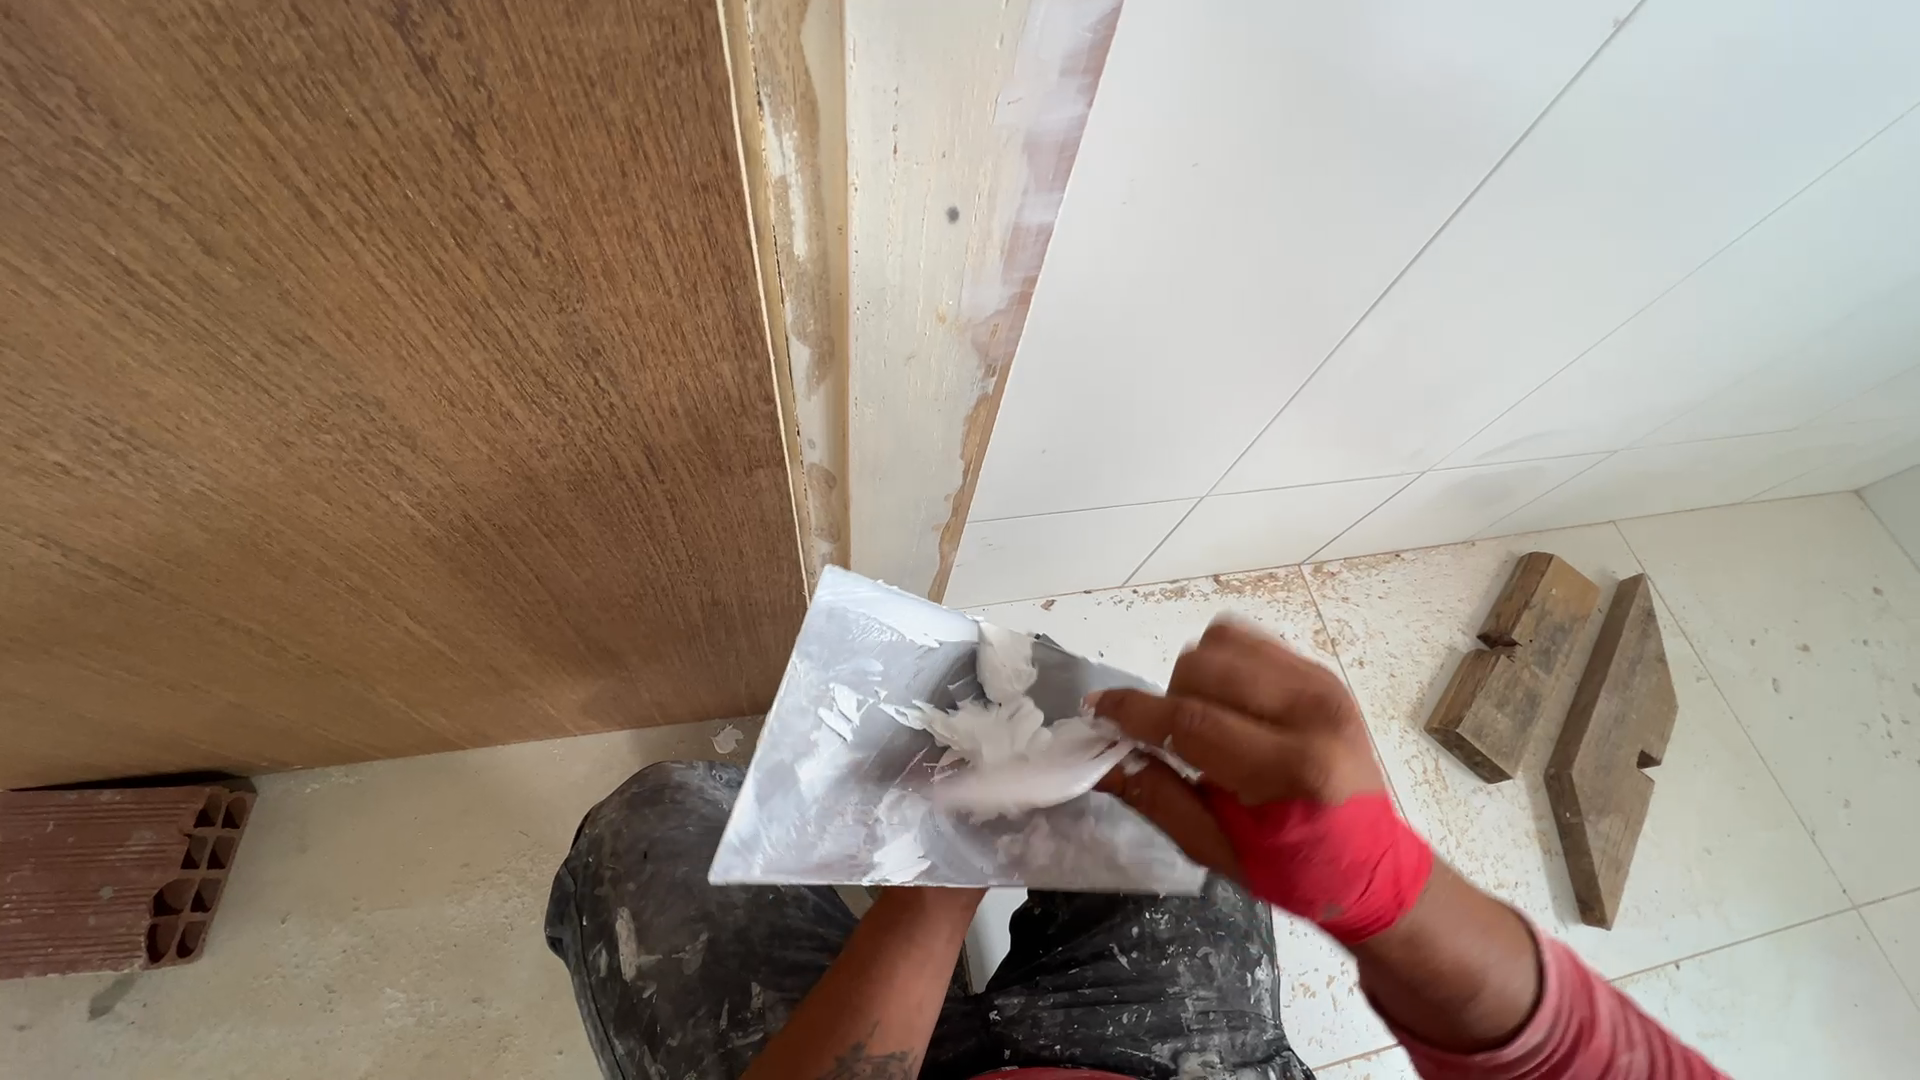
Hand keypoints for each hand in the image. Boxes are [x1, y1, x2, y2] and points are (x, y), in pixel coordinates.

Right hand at [1091, 618, 1387, 878]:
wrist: (1371, 864)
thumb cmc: (1290, 868)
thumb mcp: (1213, 846)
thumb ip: (1154, 794)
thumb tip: (1099, 758)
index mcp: (1289, 768)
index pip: (1189, 720)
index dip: (1132, 711)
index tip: (1095, 709)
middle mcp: (1310, 713)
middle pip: (1199, 670)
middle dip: (1167, 701)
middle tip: (1178, 742)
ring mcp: (1320, 685)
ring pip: (1218, 643)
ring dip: (1194, 678)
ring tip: (1208, 719)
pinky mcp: (1320, 672)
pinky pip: (1245, 637)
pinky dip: (1220, 661)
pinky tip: (1229, 700)